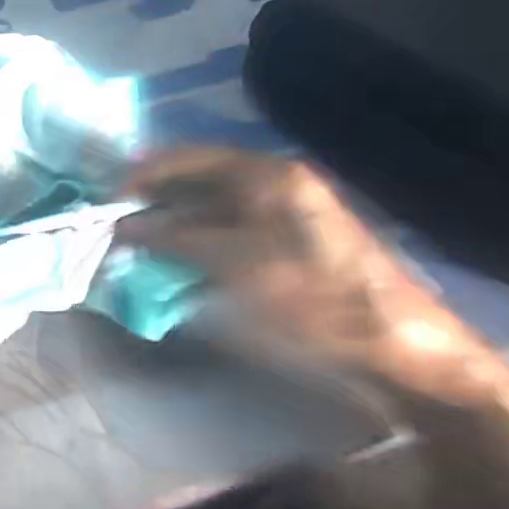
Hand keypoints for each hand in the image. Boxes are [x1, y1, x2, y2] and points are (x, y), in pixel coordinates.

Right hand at [121, 148, 507, 401]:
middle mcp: (275, 185)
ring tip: (131, 244)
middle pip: (197, 180)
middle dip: (153, 200)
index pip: (190, 157)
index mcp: (269, 176)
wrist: (400, 352)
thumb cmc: (317, 300)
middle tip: (114, 224)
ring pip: (208, 208)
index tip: (108, 199)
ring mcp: (281, 216)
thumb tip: (125, 226)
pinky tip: (169, 262)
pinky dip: (192, 243)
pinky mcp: (283, 245)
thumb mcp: (238, 265)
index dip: (145, 174)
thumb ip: (176, 238)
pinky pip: (224, 233)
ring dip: (169, 224)